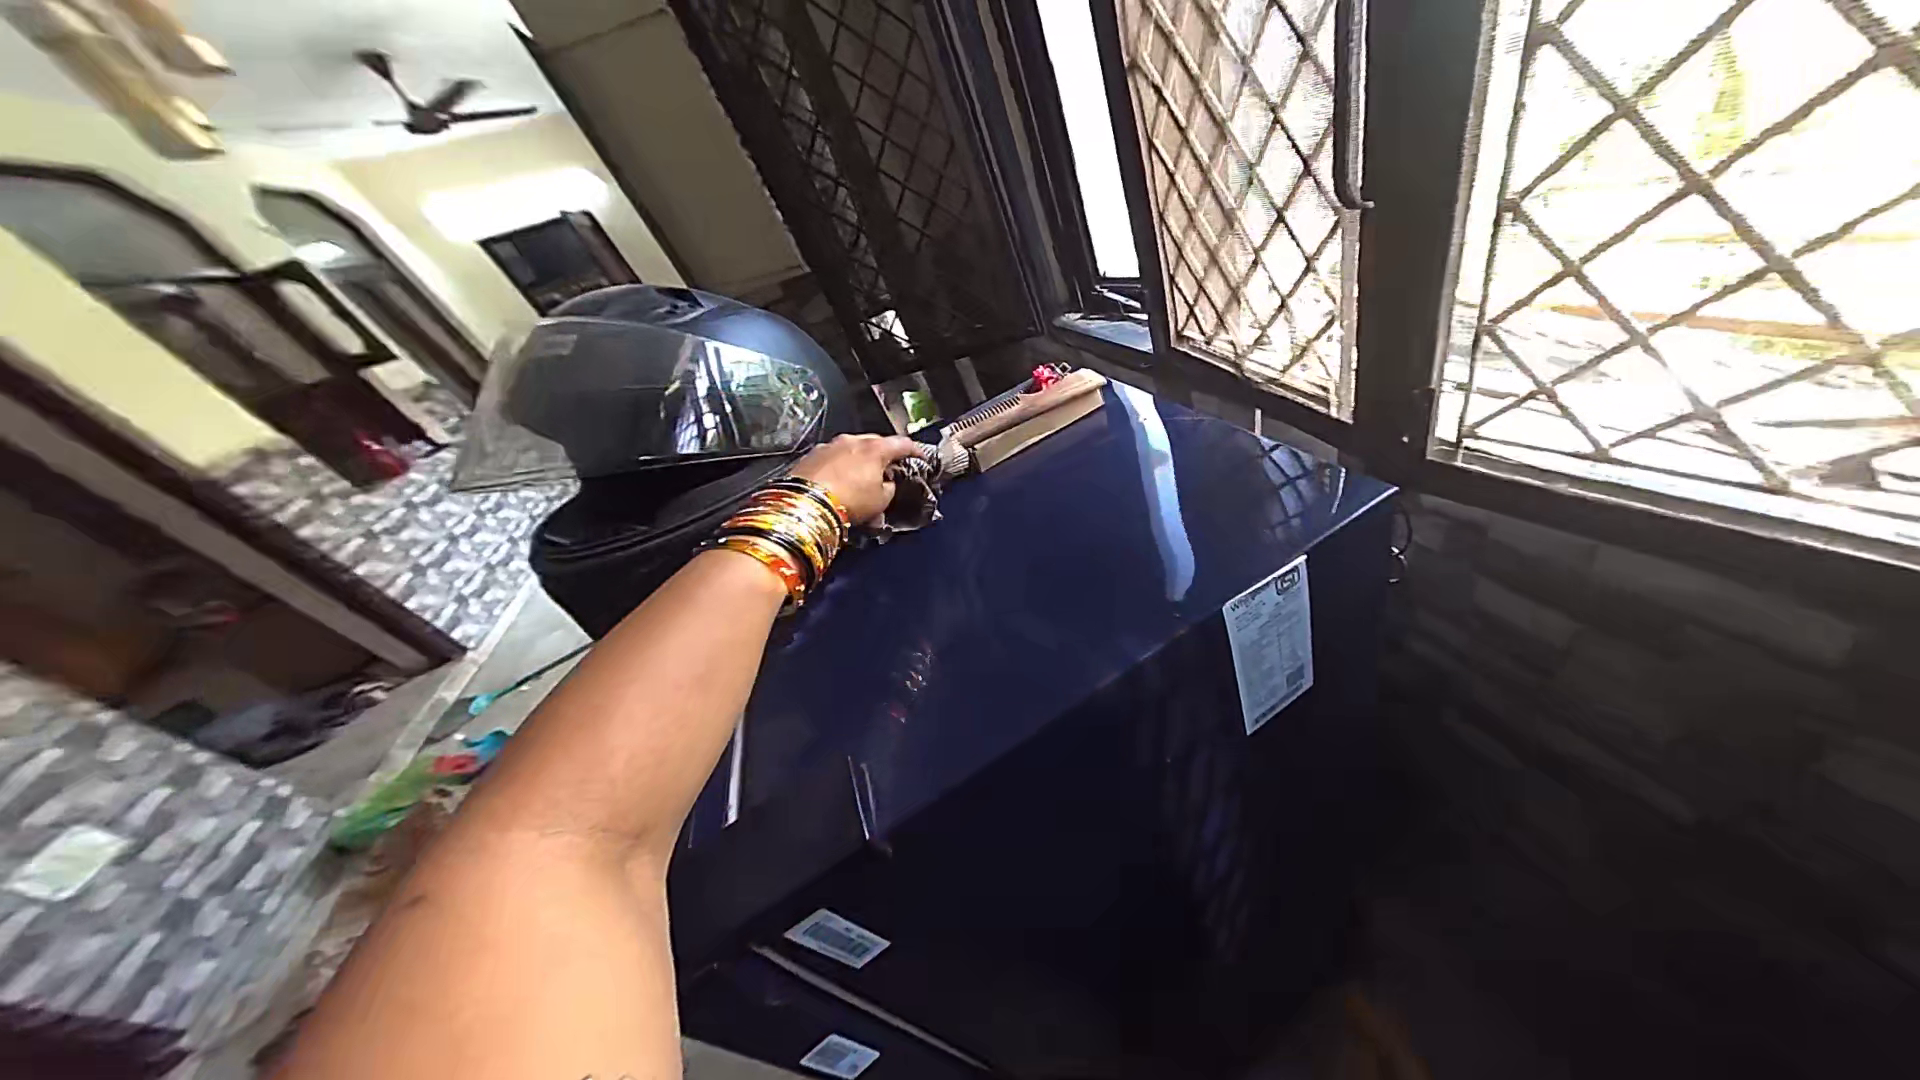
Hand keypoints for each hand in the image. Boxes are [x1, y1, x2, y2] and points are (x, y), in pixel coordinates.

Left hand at [789, 434, 921, 524]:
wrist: (805, 504)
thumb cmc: (849, 501)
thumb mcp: (881, 501)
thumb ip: (890, 488)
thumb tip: (887, 484)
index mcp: (875, 448)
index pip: (903, 444)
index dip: (915, 451)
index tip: (921, 457)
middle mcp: (852, 440)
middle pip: (875, 442)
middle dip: (884, 454)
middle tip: (889, 468)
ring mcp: (829, 445)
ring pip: (852, 448)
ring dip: (859, 460)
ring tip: (862, 477)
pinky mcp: (811, 455)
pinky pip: (833, 457)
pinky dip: (840, 466)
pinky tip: (839, 480)